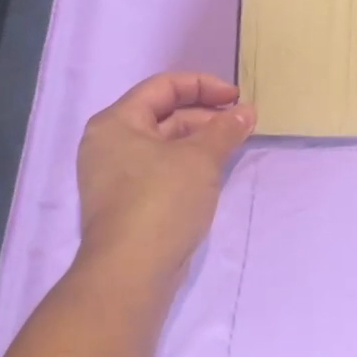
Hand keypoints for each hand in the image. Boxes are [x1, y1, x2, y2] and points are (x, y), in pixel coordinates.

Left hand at [75, 72, 254, 294]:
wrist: (131, 271)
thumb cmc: (161, 201)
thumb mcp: (200, 158)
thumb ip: (225, 129)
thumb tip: (246, 111)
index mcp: (116, 122)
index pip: (163, 86)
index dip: (204, 85)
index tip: (237, 97)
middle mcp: (109, 144)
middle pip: (163, 114)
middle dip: (206, 115)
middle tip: (243, 123)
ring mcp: (116, 176)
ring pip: (165, 144)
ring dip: (201, 140)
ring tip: (235, 145)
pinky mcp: (128, 202)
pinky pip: (162, 169)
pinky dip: (189, 163)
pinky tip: (215, 171)